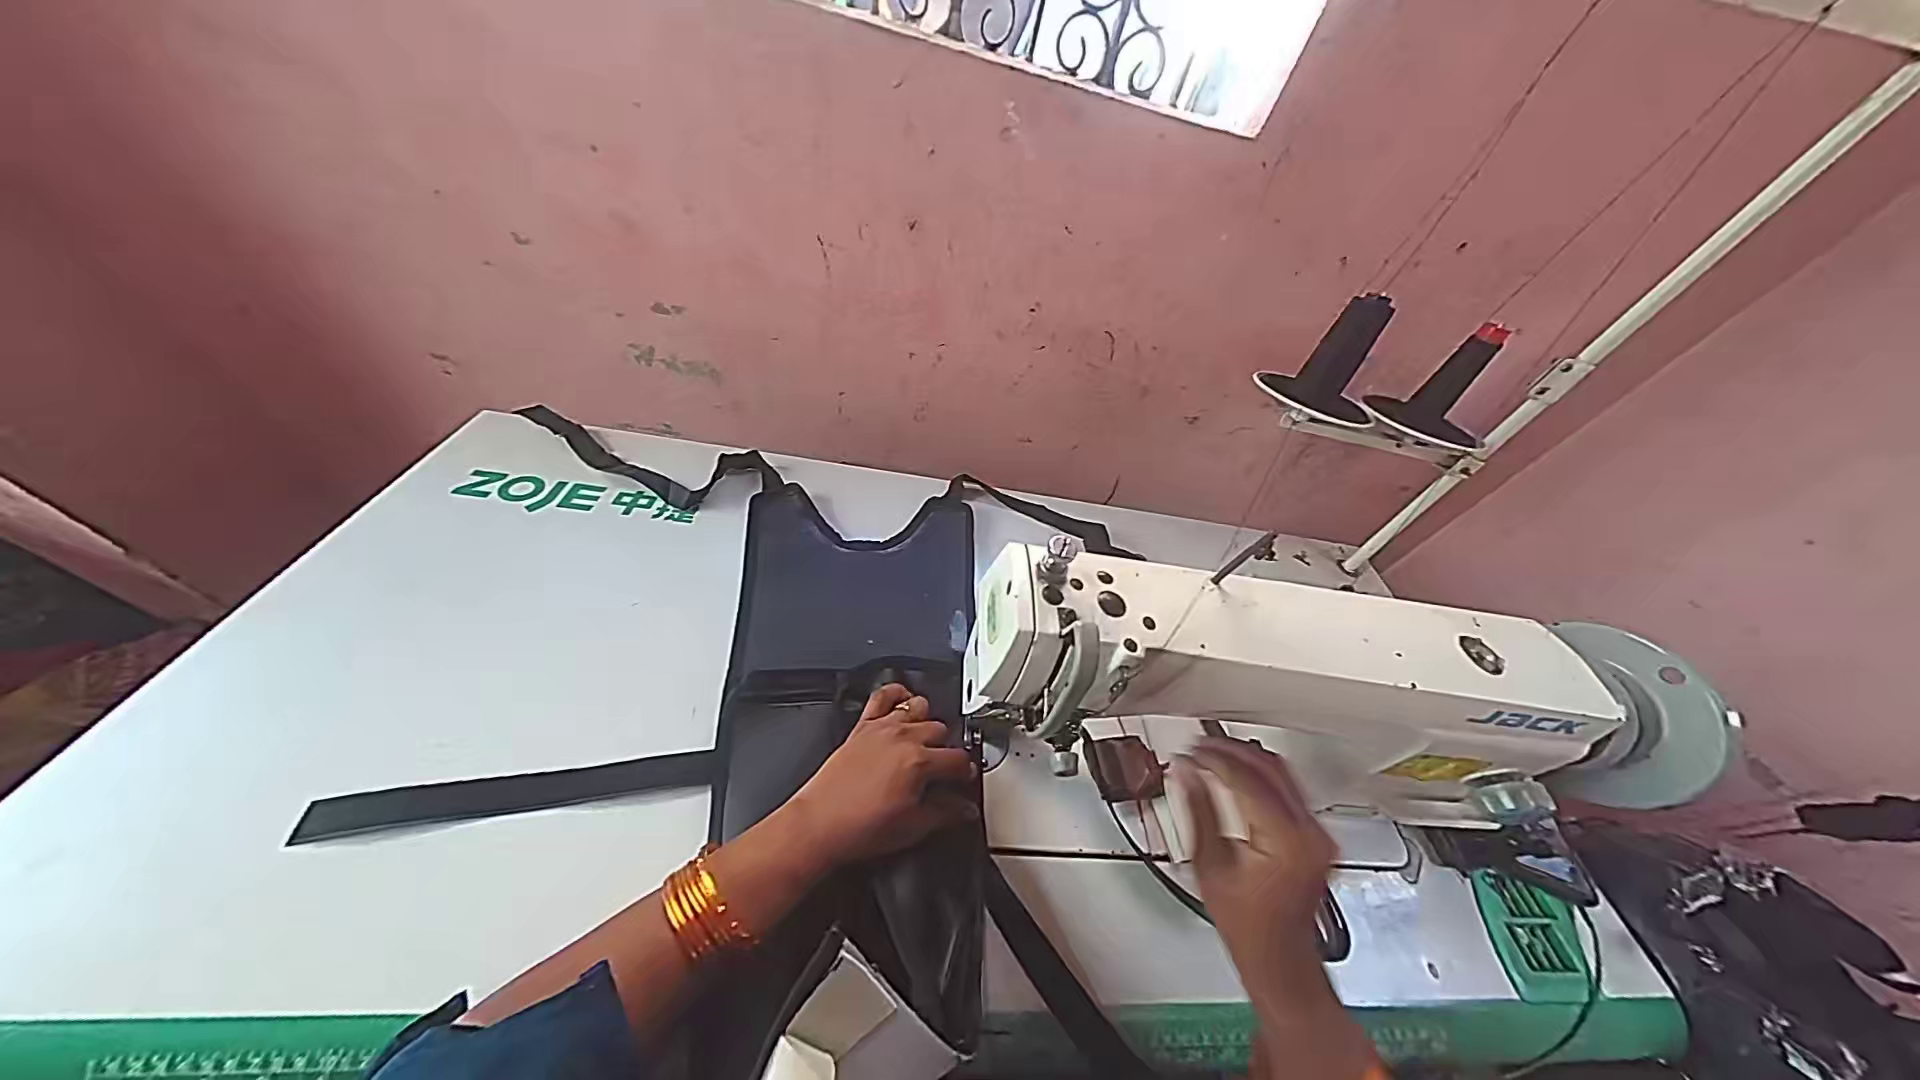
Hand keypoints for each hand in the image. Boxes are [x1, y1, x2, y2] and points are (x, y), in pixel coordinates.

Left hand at [782, 683, 977, 866]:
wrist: (818, 825)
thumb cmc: (858, 827)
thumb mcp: (912, 827)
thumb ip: (945, 813)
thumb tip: (964, 809)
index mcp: (919, 762)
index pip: (958, 759)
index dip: (965, 772)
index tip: (963, 781)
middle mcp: (902, 738)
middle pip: (942, 731)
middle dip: (947, 749)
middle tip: (944, 768)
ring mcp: (881, 728)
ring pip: (919, 707)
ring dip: (926, 722)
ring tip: (926, 740)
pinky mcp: (862, 726)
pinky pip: (883, 695)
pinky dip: (896, 694)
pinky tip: (902, 703)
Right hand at [1176, 738, 1375, 1079]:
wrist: (1279, 957)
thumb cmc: (1248, 926)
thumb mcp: (1209, 864)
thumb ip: (1198, 809)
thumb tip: (1185, 771)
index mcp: (1284, 840)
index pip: (1245, 778)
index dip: (1212, 758)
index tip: (1189, 753)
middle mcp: (1310, 833)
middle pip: (1269, 766)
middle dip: (1229, 749)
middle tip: (1199, 744)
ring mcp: (1318, 833)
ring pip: (1282, 771)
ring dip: (1246, 756)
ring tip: (1213, 752)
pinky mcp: (1317, 835)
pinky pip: (1289, 787)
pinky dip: (1260, 773)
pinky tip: (1236, 772)